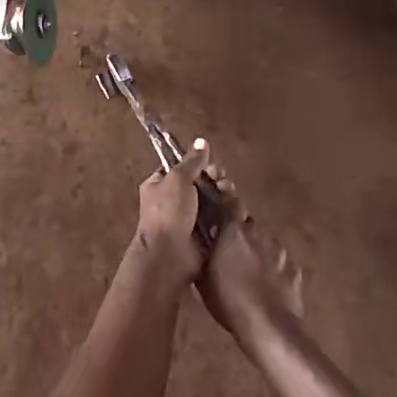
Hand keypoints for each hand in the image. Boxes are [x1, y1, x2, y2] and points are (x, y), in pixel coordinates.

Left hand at [135, 141, 215, 284]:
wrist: (169, 256)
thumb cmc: (168, 212)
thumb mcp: (177, 179)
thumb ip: (192, 160)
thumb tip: (202, 141)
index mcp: (161, 184)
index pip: (183, 168)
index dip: (198, 164)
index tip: (211, 164)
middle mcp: (175, 200)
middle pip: (202, 182)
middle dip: (215, 179)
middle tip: (222, 181)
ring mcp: (191, 218)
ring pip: (214, 199)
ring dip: (224, 195)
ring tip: (228, 195)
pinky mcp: (206, 234)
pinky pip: (220, 218)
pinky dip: (229, 213)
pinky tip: (235, 210)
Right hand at [200, 204, 304, 351]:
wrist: (268, 326)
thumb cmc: (229, 300)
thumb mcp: (203, 278)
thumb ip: (202, 253)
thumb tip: (197, 241)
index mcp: (233, 230)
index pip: (230, 201)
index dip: (225, 199)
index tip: (219, 199)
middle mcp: (257, 232)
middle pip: (247, 224)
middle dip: (240, 233)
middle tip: (231, 251)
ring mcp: (279, 249)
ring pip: (264, 242)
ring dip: (257, 250)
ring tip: (250, 273)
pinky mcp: (294, 268)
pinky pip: (280, 262)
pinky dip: (273, 268)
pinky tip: (268, 285)